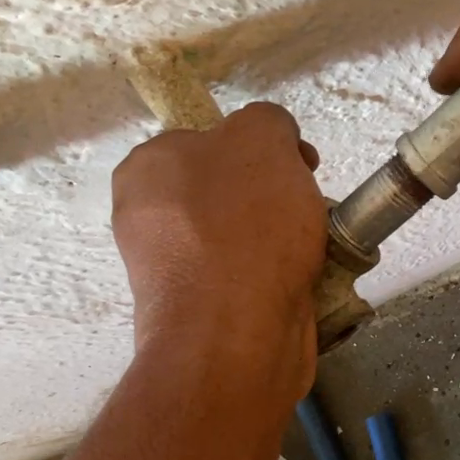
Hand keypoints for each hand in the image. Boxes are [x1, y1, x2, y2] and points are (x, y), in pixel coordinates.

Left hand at [111, 103, 329, 369]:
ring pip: (243, 234)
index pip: (216, 138)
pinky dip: (275, 276)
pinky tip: (300, 283)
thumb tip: (271, 144)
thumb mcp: (262, 139)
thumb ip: (265, 122)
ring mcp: (171, 268)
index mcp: (149, 166)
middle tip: (306, 211)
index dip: (266, 148)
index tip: (302, 167)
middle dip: (277, 196)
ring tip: (311, 251)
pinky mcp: (198, 311)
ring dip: (283, 238)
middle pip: (233, 189)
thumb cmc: (247, 227)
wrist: (235, 338)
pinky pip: (247, 276)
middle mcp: (149, 214)